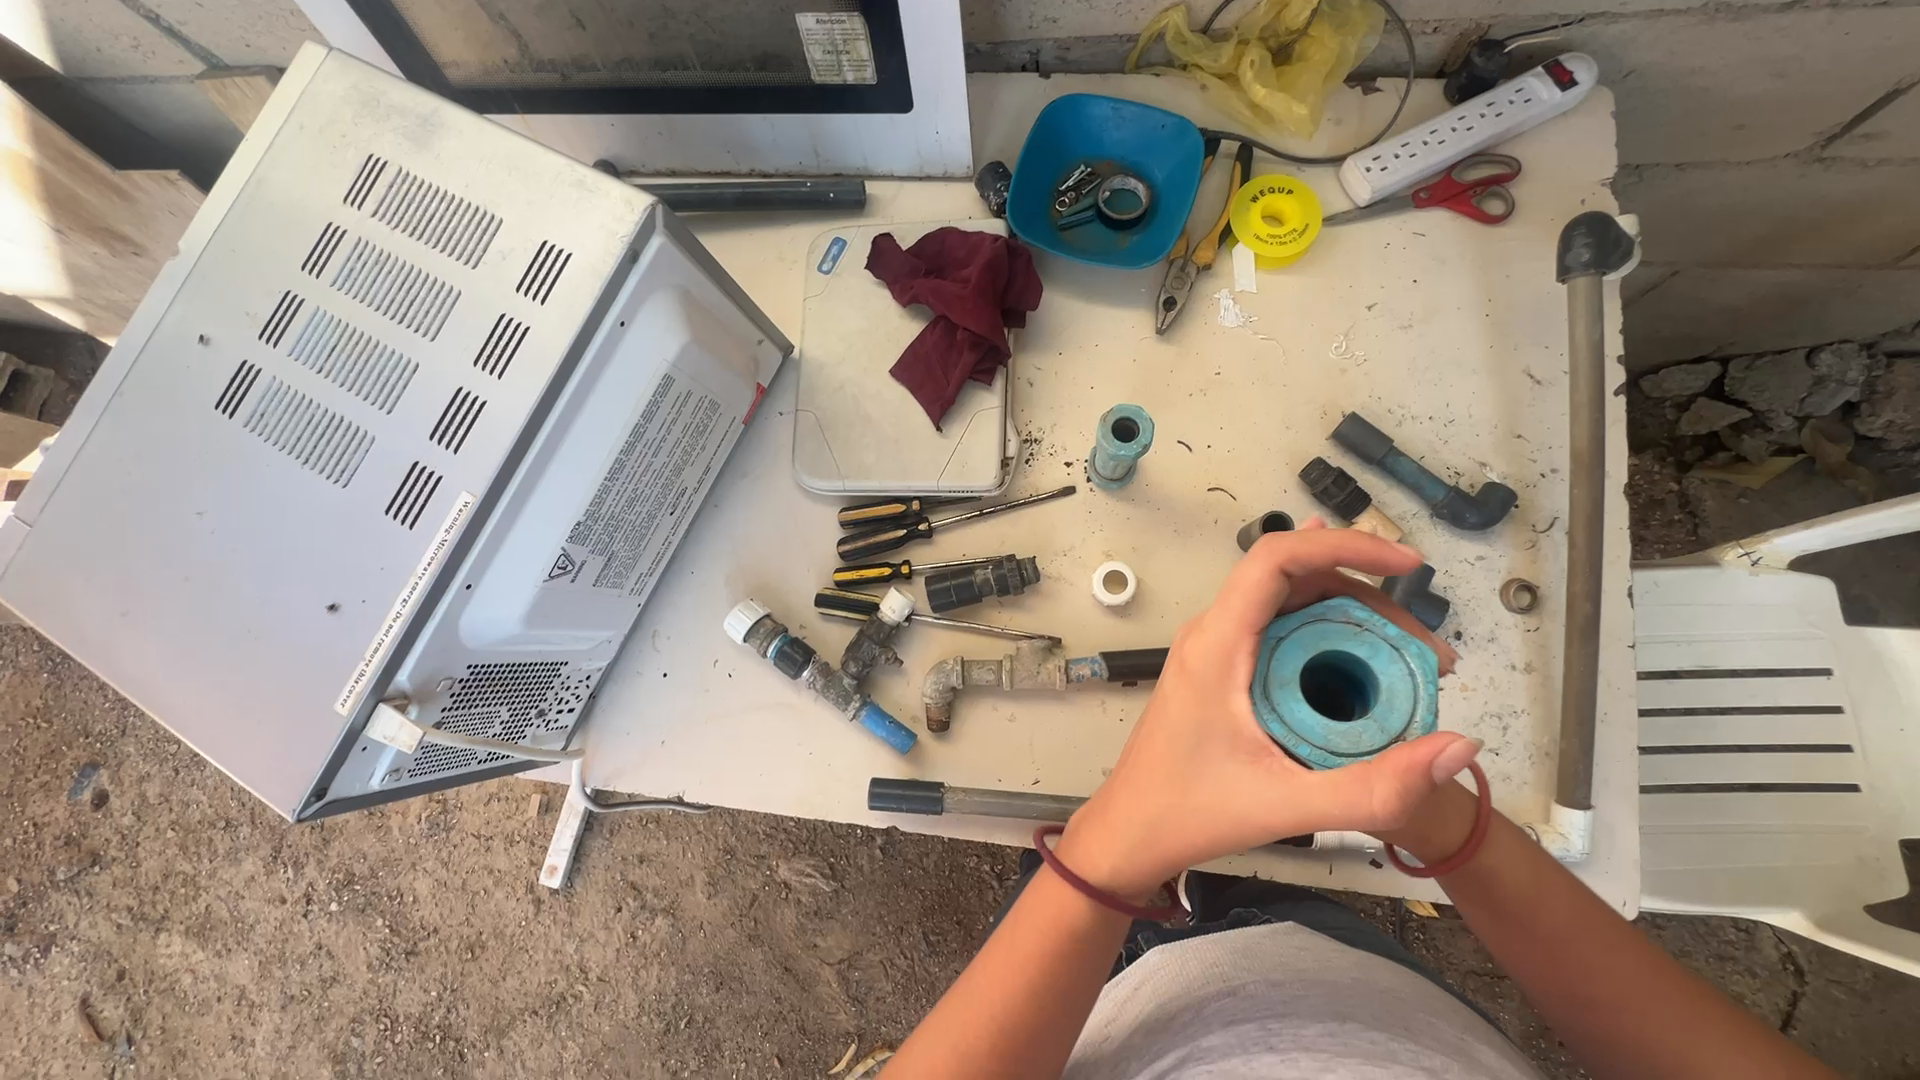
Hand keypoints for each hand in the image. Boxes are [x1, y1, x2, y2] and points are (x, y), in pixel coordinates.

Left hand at [1058, 522, 1482, 897]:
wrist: (1131, 831)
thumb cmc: (1190, 813)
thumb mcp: (1288, 804)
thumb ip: (1375, 788)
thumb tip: (1460, 746)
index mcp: (1217, 644)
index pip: (1276, 557)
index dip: (1344, 545)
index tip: (1408, 565)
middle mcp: (1212, 632)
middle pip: (1294, 578)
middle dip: (1369, 598)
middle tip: (1428, 655)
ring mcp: (1212, 648)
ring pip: (1289, 604)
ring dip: (1352, 619)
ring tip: (1410, 666)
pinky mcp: (1219, 669)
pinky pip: (1278, 631)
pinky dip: (1327, 636)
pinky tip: (1363, 651)